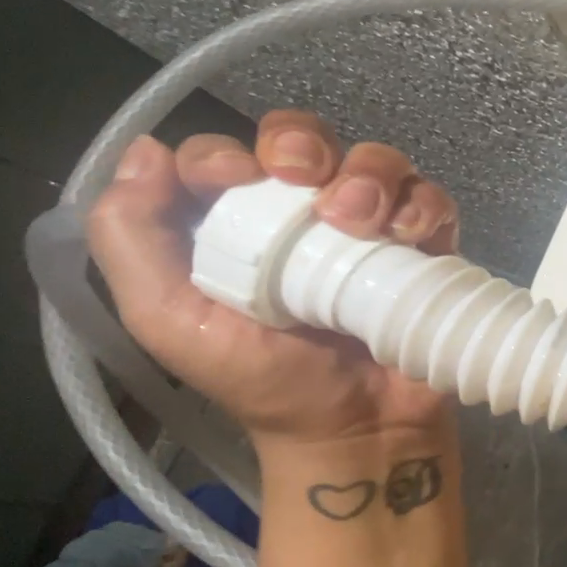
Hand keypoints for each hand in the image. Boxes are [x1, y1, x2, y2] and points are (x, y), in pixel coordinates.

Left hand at [87, 111, 461, 447]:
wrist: (357, 427)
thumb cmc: (265, 382)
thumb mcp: (169, 320)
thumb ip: (132, 241)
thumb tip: (147, 154)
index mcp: (236, 226)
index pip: (228, 156)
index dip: (229, 154)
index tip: (239, 184)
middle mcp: (306, 217)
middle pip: (308, 140)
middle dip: (304, 144)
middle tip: (306, 183)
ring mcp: (375, 231)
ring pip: (378, 162)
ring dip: (370, 176)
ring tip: (361, 224)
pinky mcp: (429, 251)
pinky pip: (434, 203)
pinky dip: (424, 208)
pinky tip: (409, 238)